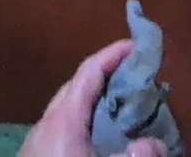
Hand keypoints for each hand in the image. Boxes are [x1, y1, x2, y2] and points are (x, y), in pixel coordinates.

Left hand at [20, 40, 167, 156]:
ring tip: (121, 108)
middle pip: (77, 85)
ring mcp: (34, 144)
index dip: (114, 53)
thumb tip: (155, 144)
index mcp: (63, 119)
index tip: (138, 45)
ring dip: (94, 101)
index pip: (90, 70)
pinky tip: (98, 140)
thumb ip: (139, 156)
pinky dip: (83, 122)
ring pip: (67, 109)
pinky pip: (61, 129)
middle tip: (135, 77)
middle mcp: (45, 124)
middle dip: (106, 75)